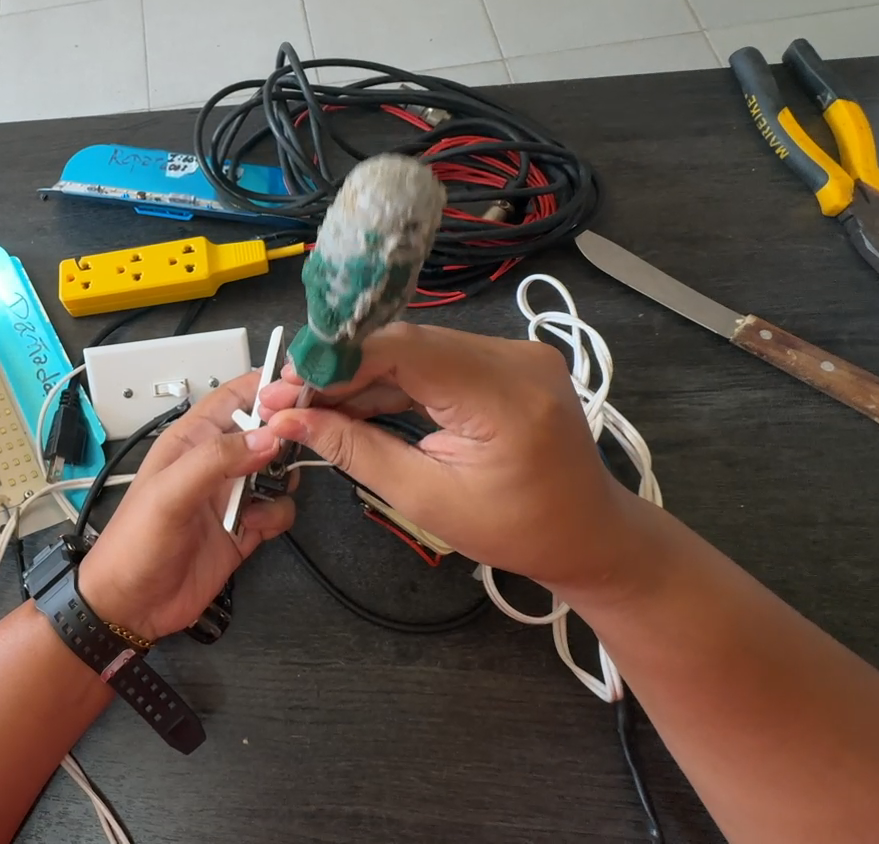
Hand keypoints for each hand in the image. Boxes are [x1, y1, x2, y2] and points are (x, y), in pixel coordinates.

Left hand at [77, 372, 295, 641]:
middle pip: (265, 431)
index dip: (268, 388)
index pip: (235, 396)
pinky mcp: (244, 529)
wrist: (131, 605)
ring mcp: (230, 494)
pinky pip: (277, 510)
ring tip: (268, 494)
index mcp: (190, 439)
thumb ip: (217, 460)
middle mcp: (214, 461)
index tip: (303, 392)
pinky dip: (276, 515)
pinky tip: (255, 528)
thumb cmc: (136, 541)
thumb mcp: (170, 493)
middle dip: (286, 435)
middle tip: (297, 448)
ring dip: (283, 478)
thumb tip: (269, 436)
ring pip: (277, 470)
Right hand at [257, 322, 640, 592]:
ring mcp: (510, 353)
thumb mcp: (425, 497)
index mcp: (504, 395)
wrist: (591, 535)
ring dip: (357, 374)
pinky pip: (429, 360)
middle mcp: (512, 357)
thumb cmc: (516, 530)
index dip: (336, 361)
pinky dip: (386, 379)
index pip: (403, 350)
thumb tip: (289, 421)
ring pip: (410, 349)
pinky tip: (351, 401)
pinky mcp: (500, 360)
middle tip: (288, 398)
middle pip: (403, 343)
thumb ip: (356, 450)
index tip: (287, 386)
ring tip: (310, 403)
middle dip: (339, 369)